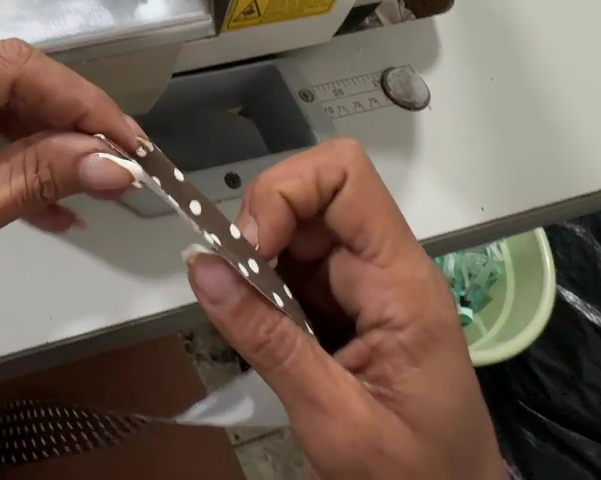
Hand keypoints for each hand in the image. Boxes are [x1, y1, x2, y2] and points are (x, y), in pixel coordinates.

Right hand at [185, 139, 504, 478]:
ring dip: (255, 257)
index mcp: (401, 282)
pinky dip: (259, 282)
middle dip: (260, 225)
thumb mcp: (336, 422)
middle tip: (236, 283)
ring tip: (246, 314)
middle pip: (309, 191)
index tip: (253, 251)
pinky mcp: (340, 299)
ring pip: (291, 224)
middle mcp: (382, 265)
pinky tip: (258, 324)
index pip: (344, 177)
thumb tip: (200, 266)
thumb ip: (267, 341)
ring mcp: (361, 280)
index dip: (287, 191)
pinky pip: (288, 261)